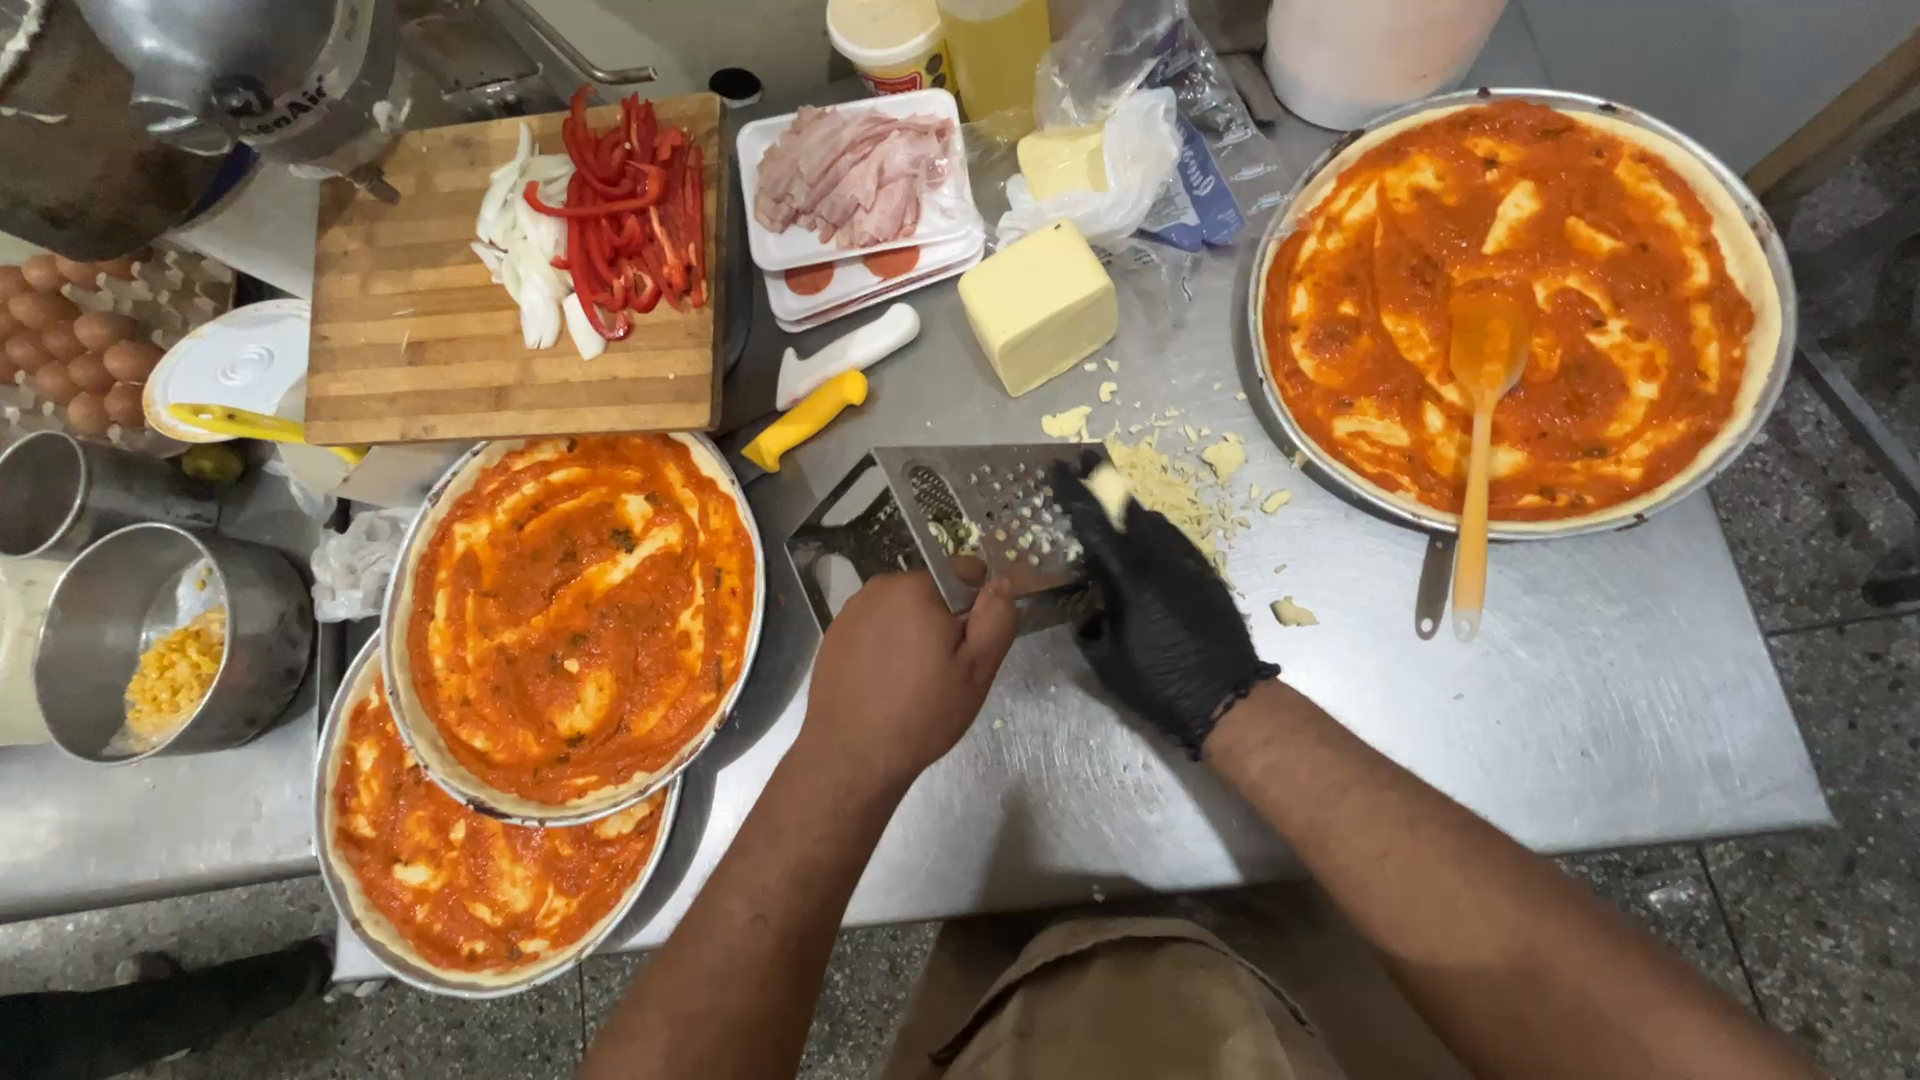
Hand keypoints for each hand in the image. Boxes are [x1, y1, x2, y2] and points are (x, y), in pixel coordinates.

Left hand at [800, 571, 1017, 790]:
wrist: (851, 755)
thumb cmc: (922, 712)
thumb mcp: (977, 669)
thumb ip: (997, 618)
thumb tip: (1000, 582)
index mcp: (916, 587)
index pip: (963, 572)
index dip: (976, 608)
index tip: (969, 648)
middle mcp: (879, 587)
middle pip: (931, 593)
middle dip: (943, 622)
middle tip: (943, 671)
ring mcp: (851, 611)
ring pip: (902, 612)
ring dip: (913, 635)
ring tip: (912, 682)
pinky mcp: (834, 636)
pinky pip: (875, 629)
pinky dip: (886, 648)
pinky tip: (885, 685)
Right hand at [1053, 455, 1278, 756]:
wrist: (1226, 697)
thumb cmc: (1158, 682)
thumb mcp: (1106, 658)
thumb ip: (1091, 626)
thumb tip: (1089, 613)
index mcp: (1130, 577)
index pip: (1094, 524)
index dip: (1074, 493)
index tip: (1060, 468)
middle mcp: (1160, 559)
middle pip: (1128, 508)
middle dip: (1105, 482)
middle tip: (1087, 461)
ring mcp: (1188, 564)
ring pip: (1155, 522)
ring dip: (1130, 509)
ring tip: (1113, 502)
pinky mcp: (1207, 575)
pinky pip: (1175, 539)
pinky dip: (1155, 531)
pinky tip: (1149, 536)